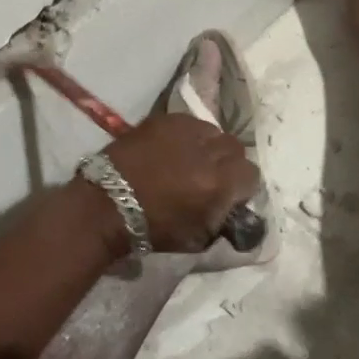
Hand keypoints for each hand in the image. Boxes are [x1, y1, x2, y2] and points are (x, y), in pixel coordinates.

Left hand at [99, 113, 260, 253]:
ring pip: (213, 131)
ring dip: (207, 145)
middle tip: (211, 174)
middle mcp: (205, 151)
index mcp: (218, 183)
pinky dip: (186, 135)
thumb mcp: (198, 238)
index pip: (251, 174)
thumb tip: (235, 210)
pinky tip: (173, 148)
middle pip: (235, 147)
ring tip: (191, 159)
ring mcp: (183, 130)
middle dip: (228, 162)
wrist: (106, 205)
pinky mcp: (162, 120)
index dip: (241, 186)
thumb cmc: (152, 228)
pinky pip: (188, 122)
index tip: (228, 193)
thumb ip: (224, 221)